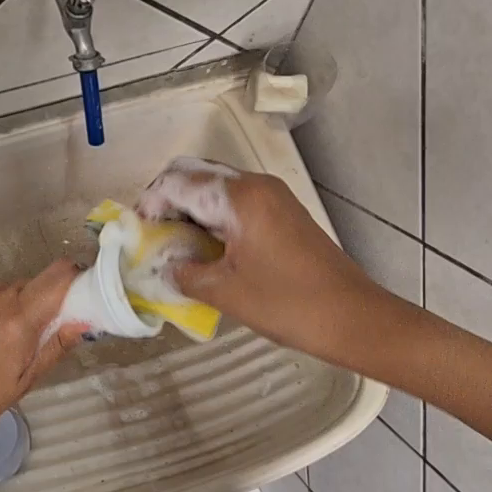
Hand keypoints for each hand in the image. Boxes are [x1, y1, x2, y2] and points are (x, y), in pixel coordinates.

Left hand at [0, 259, 87, 485]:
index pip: (58, 276)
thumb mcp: (25, 380)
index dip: (74, 279)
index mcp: (18, 318)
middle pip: (31, 286)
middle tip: (30, 337)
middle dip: (37, 305)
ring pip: (4, 291)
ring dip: (8, 308)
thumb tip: (85, 320)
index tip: (78, 295)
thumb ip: (56, 345)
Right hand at [136, 158, 403, 369]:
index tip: (137, 233)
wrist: (354, 318)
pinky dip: (211, 216)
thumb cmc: (288, 304)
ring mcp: (272, 196)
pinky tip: (204, 248)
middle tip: (152, 236)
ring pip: (214, 187)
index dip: (149, 203)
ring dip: (188, 208)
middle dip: (166, 200)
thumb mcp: (224, 291)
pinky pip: (234, 201)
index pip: (176, 180)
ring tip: (173, 245)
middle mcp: (255, 184)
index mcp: (239, 196)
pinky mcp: (281, 212)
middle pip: (195, 174)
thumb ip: (183, 272)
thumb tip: (162, 265)